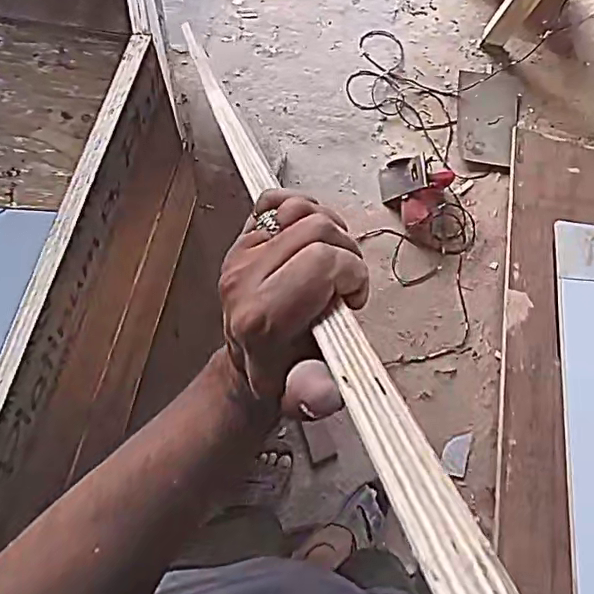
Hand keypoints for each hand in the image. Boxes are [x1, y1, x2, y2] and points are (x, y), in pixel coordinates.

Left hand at [218, 189, 368, 420]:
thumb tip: (322, 394)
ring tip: (331, 261)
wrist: (249, 361)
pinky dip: (299, 207)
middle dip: (347, 254)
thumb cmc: (281, 372)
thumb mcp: (303, 394)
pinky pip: (274, 199)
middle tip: (346, 283)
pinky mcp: (243, 237)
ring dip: (330, 230)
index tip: (352, 298)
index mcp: (261, 318)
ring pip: (302, 210)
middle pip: (318, 230)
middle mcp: (245, 279)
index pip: (322, 262)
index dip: (352, 275)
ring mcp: (241, 253)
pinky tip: (308, 236)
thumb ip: (314, 395)